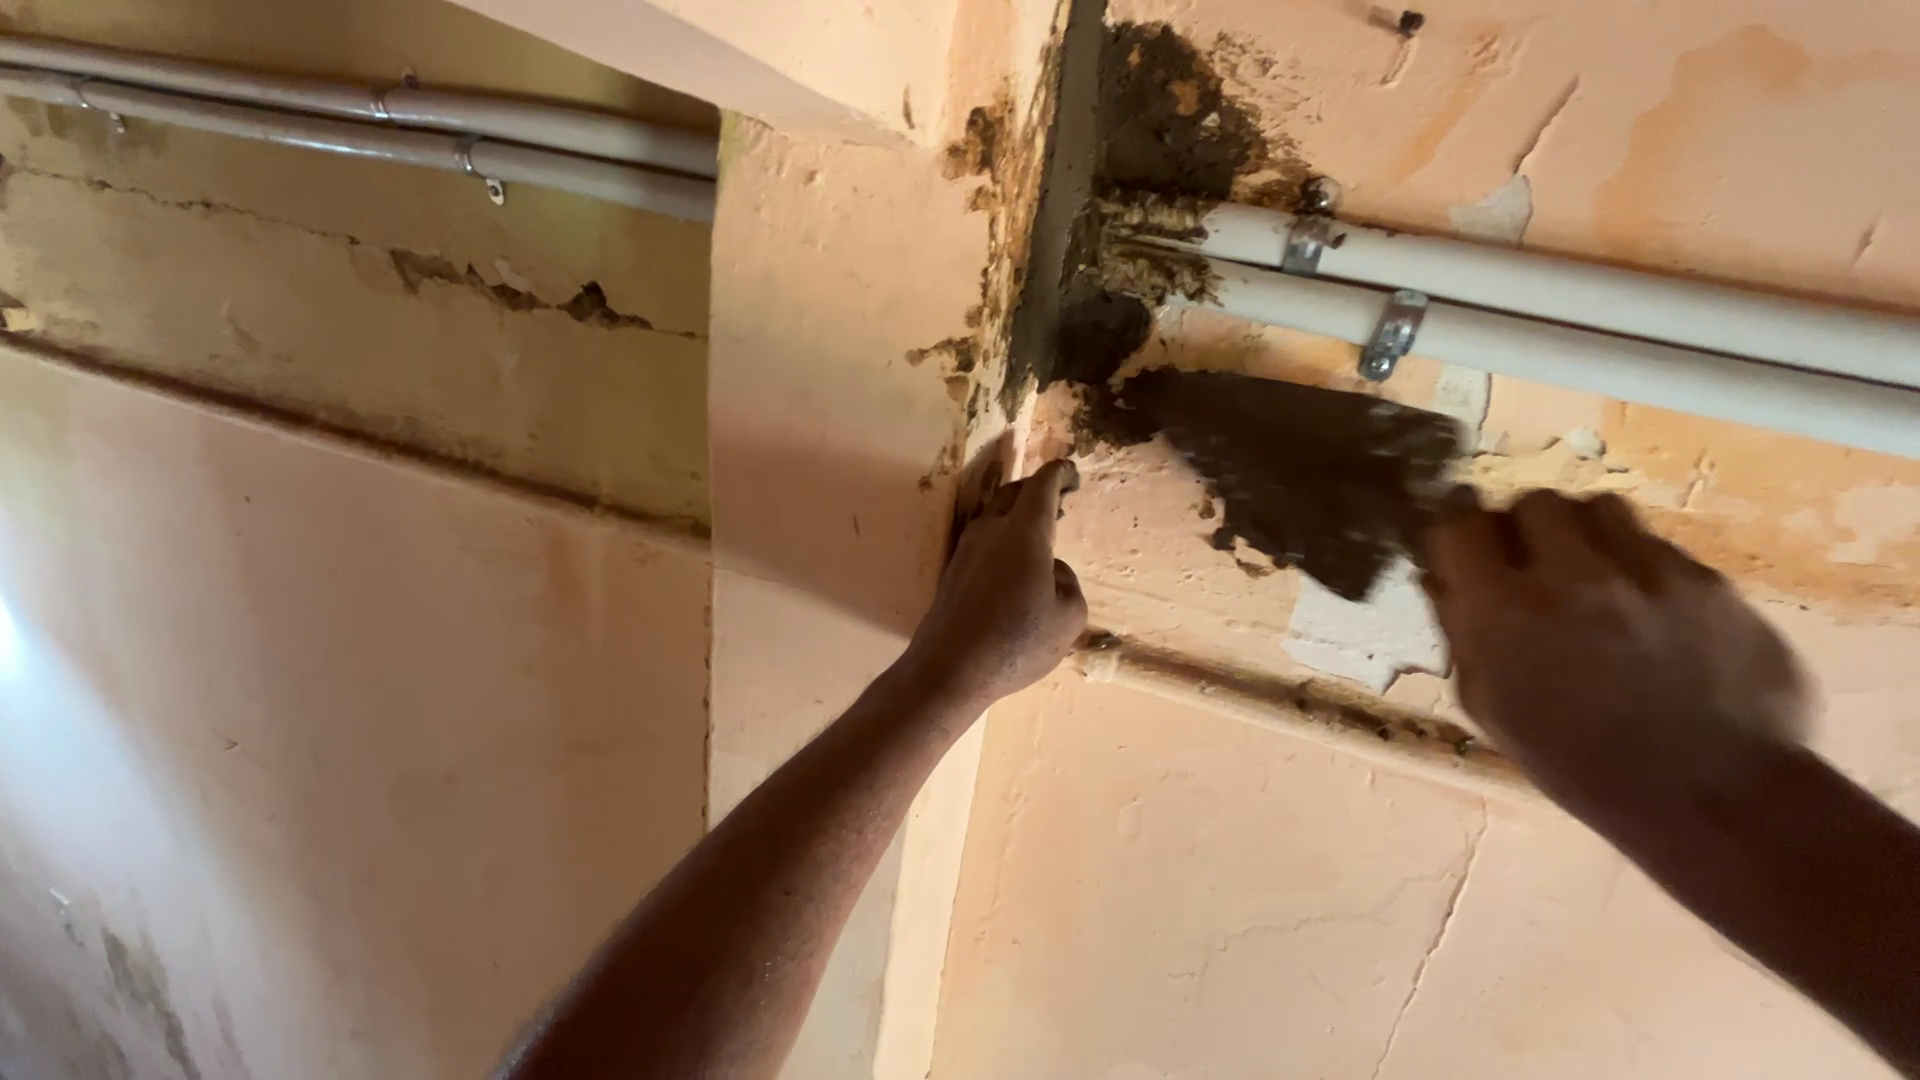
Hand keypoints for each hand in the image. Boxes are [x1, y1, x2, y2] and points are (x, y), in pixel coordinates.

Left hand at [903, 459, 1088, 706]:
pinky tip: (1013, 567)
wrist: (950, 669)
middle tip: (1058, 498)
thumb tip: (1049, 571)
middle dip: (1036, 490)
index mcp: (1023, 532)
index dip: (1059, 474)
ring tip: (1039, 533)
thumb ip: (1067, 583)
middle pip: (1012, 493)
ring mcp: (965, 551)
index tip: (1070, 472)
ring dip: (1017, 515)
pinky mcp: (953, 574)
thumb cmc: (1016, 642)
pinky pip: (983, 543)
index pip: (1042, 486)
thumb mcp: (1069, 617)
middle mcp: (990, 531)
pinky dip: (1002, 540)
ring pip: (993, 517)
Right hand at [1422, 488, 1807, 830]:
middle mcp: (1569, 576)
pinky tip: (1645, 606)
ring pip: (1600, 508)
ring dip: (1582, 531)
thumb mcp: (1485, 702)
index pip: (1459, 523)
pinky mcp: (1709, 583)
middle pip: (1532, 501)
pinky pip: (1658, 544)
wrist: (1708, 795)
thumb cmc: (1570, 757)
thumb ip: (1460, 631)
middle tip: (1529, 556)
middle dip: (1522, 524)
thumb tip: (1441, 578)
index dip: (1454, 519)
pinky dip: (1638, 563)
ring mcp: (1646, 574)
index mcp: (1501, 610)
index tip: (1459, 529)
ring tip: (1589, 568)